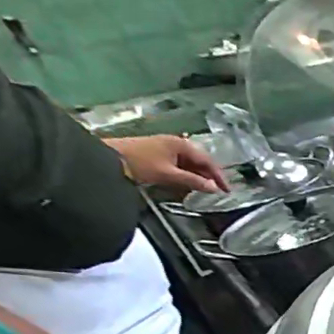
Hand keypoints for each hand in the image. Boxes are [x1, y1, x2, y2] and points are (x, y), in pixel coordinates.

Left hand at [108, 135, 229, 194]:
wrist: (106, 157)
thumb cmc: (139, 163)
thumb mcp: (169, 174)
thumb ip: (193, 181)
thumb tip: (214, 188)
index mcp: (180, 144)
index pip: (207, 160)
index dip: (218, 175)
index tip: (227, 190)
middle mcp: (175, 143)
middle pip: (199, 160)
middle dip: (209, 175)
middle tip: (218, 190)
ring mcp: (165, 148)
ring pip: (189, 163)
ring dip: (197, 176)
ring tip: (204, 189)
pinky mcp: (157, 154)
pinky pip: (178, 164)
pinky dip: (186, 174)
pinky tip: (187, 183)